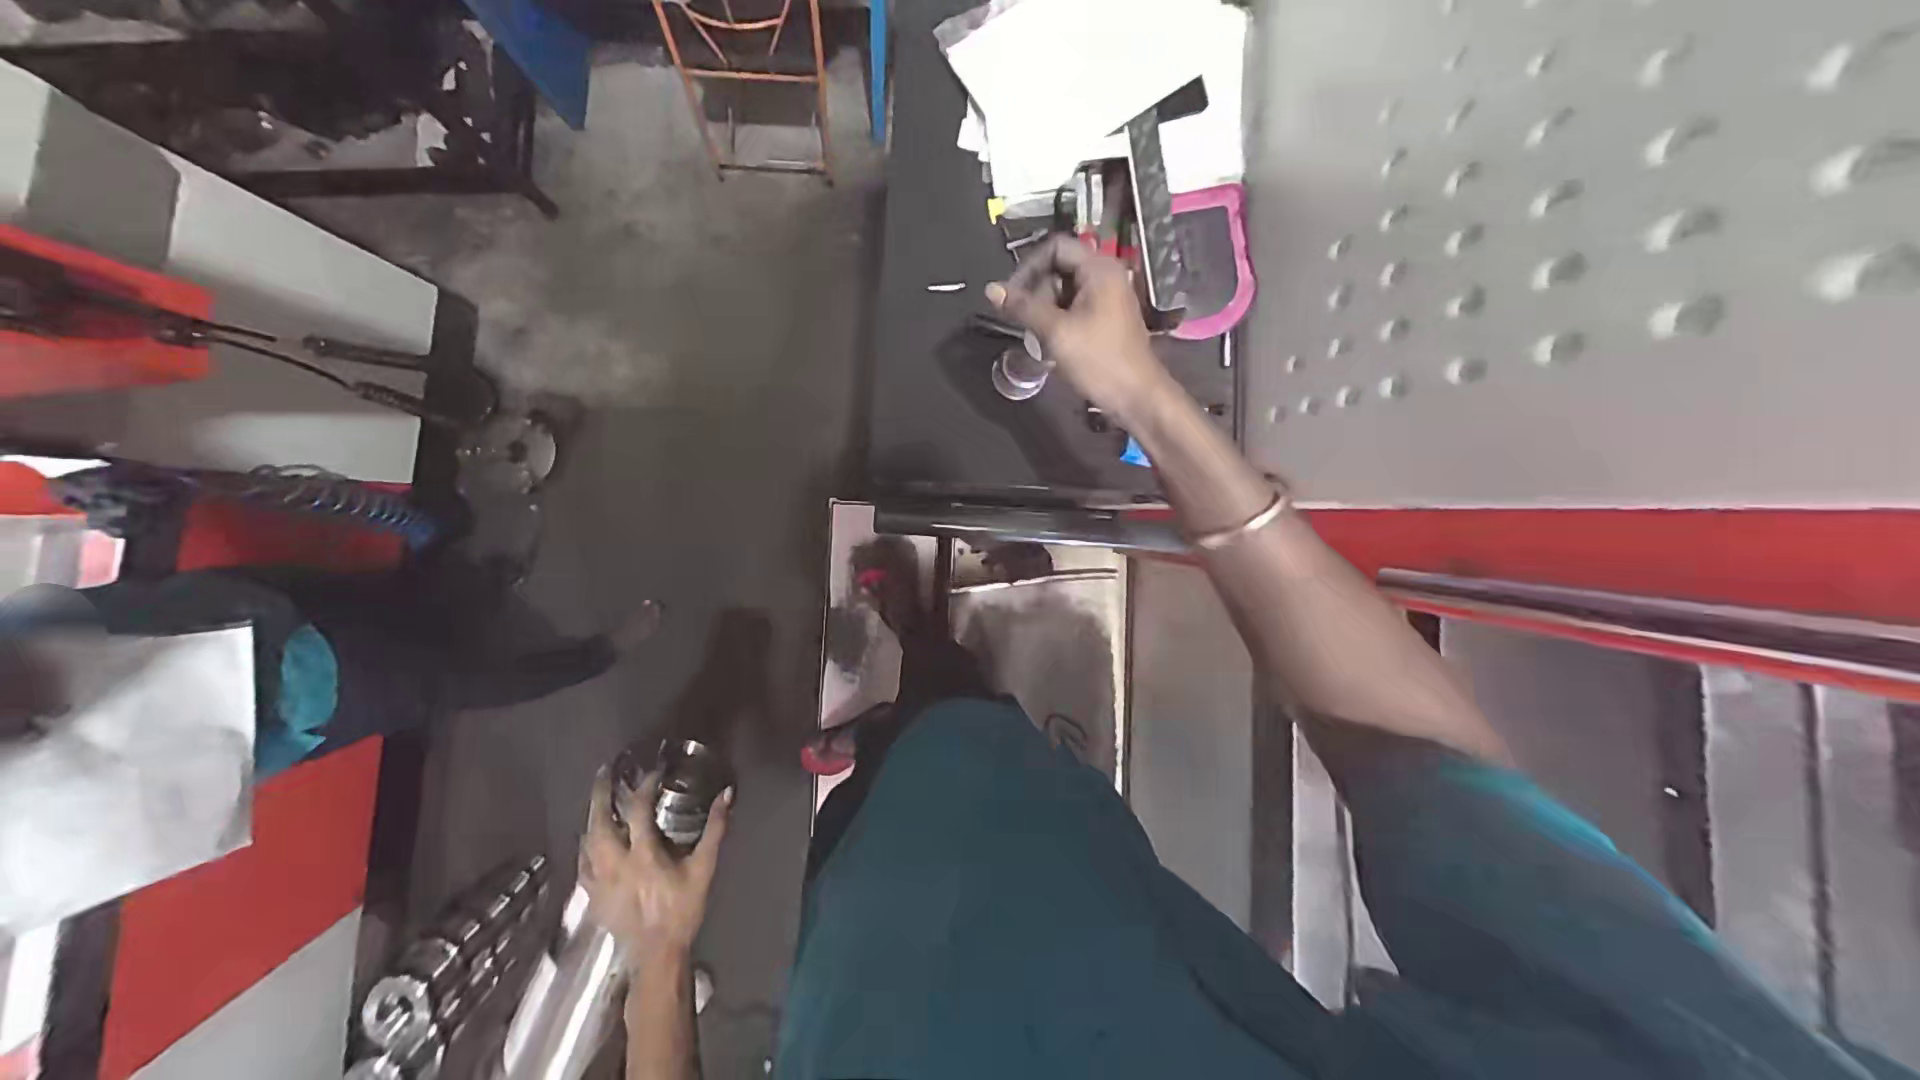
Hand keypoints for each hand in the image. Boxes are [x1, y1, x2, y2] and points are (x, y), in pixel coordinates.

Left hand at [580, 767, 730, 968]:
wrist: (657, 952)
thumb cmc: (683, 908)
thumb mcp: (704, 868)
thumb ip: (715, 829)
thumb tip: (726, 794)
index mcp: (643, 855)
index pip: (638, 810)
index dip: (645, 786)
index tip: (654, 772)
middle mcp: (615, 864)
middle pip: (599, 821)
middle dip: (600, 794)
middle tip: (605, 774)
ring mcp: (598, 881)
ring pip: (586, 841)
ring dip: (591, 817)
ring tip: (597, 801)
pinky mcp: (591, 895)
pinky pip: (582, 863)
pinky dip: (585, 845)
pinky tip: (590, 839)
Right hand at [985, 235, 1174, 422]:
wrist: (1135, 396)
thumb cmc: (1098, 360)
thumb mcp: (1055, 332)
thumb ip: (1022, 307)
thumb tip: (990, 289)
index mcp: (1099, 269)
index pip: (1055, 247)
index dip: (1028, 267)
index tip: (1012, 295)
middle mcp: (1105, 276)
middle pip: (1058, 269)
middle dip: (1036, 293)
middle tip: (1025, 322)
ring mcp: (1107, 298)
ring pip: (1064, 292)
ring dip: (1044, 311)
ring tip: (1038, 336)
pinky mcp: (1105, 320)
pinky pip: (1074, 309)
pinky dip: (1057, 321)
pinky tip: (1050, 343)